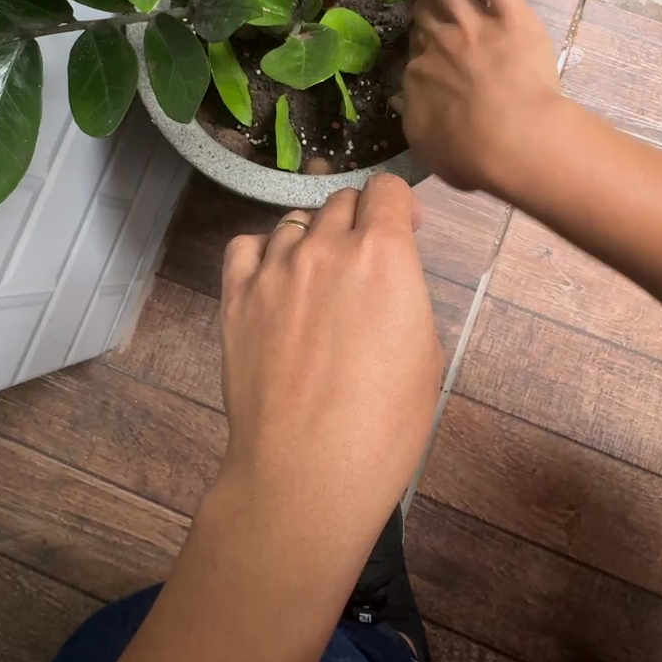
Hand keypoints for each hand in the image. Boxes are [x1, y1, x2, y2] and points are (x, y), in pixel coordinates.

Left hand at [216, 175, 442, 525]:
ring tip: (318, 279)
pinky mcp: (237, 295)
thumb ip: (404, 290)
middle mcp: (327, 246)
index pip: (388, 189)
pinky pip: (247, 245)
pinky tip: (276, 280)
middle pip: (342, 199)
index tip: (403, 229)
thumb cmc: (385, 425)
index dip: (399, 205)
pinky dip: (265, 252)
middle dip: (360, 220)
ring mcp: (276, 268)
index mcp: (384, 254)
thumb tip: (385, 274)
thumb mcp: (425, 350)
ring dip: (314, 237)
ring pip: (296, 220)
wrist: (309, 472)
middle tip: (364, 262)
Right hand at [402, 0, 565, 193]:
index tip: (435, 65)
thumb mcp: (428, 148)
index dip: (424, 56)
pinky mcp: (508, 14)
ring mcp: (472, 24)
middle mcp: (437, 43)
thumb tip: (404, 103)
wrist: (510, 139)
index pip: (413, 54)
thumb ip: (415, 121)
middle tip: (447, 22)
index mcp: (416, 76)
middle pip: (424, 14)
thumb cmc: (471, 155)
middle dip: (431, 14)